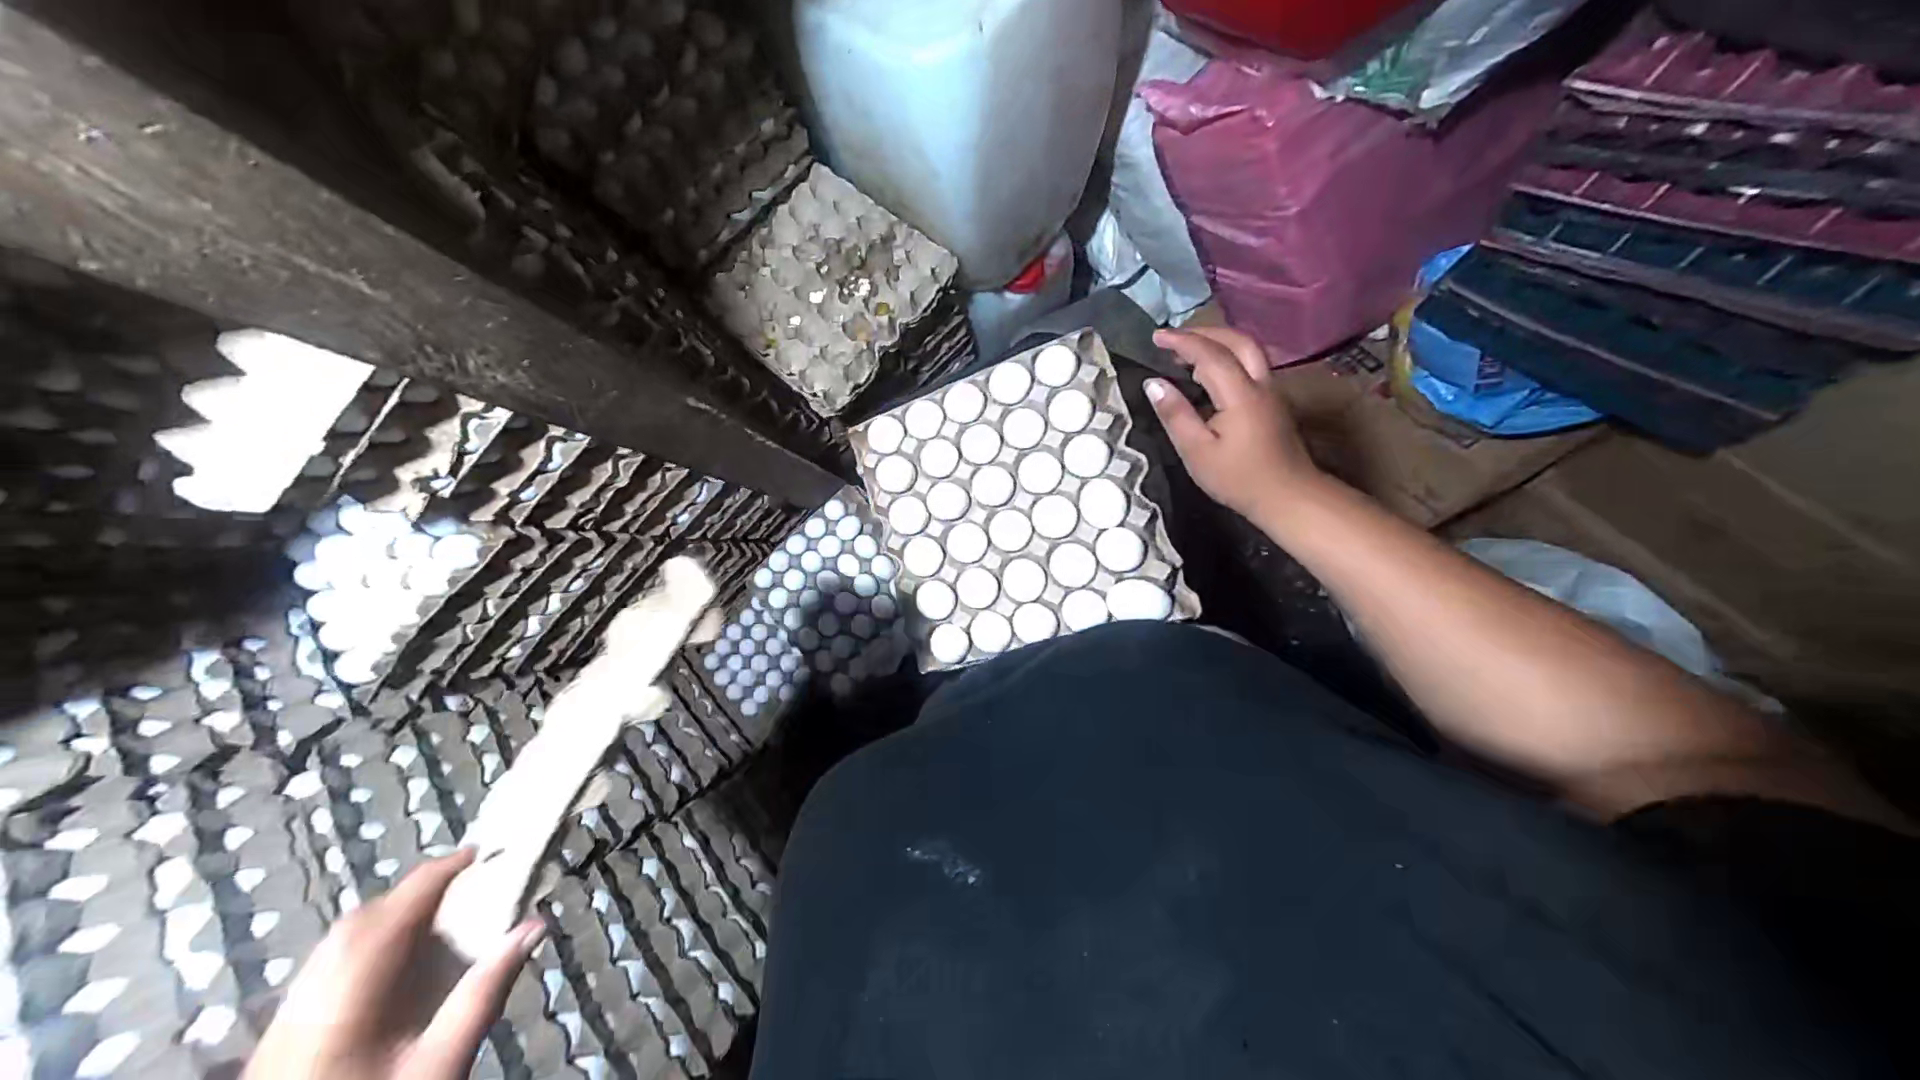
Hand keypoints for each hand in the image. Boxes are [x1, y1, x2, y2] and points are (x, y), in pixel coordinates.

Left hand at [243, 849, 544, 1079]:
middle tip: (468, 883)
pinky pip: (325, 968)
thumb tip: (534, 926)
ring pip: (337, 944)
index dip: (437, 875)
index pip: (394, 912)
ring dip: (390, 916)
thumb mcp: (441, 1064)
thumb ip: (484, 993)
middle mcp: (306, 999)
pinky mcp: (278, 1040)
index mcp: (347, 998)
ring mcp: (284, 1021)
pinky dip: (368, 944)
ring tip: (440, 914)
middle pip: (360, 922)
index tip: (482, 852)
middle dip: (415, 892)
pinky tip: (396, 959)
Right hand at [1145, 328, 1323, 522]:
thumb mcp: (1196, 451)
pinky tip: (1208, 373)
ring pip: (1248, 350)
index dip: (1182, 341)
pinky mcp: (1273, 402)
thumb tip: (1153, 383)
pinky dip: (1227, 357)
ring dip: (1217, 342)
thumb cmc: (1238, 478)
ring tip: (1187, 353)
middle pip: (1237, 341)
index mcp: (1240, 394)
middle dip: (1203, 333)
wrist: (1288, 496)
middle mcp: (1260, 384)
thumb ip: (1175, 414)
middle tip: (1173, 338)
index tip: (1156, 337)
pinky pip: (1250, 365)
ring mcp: (1271, 391)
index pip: (1210, 354)